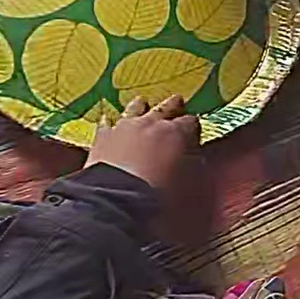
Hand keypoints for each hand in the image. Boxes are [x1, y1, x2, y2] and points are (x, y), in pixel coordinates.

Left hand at [86, 95, 200, 190]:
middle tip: (178, 101)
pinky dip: (110, 123)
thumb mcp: (190, 181)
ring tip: (143, 102)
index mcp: (177, 132)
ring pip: (135, 108)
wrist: (117, 197)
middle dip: (174, 105)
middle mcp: (153, 123)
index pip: (191, 122)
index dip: (194, 128)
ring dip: (141, 106)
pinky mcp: (103, 137)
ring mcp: (126, 127)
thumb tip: (197, 160)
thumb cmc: (160, 191)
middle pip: (167, 107)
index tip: (195, 134)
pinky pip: (106, 124)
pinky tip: (108, 121)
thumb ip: (195, 164)